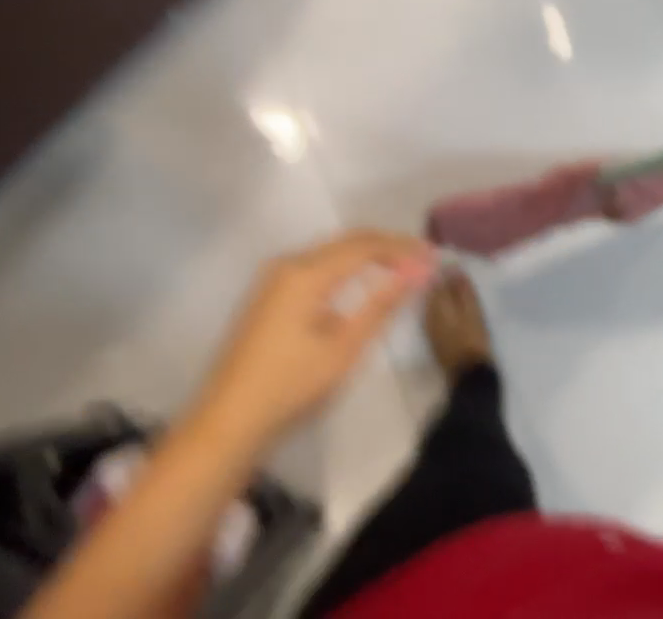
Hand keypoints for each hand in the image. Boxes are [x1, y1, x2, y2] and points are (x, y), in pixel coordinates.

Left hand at [194, 231, 436, 441]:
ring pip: (330, 251)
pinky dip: (345, 266)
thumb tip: (417, 272)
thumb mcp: (344, 348)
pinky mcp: (268, 294)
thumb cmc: (291, 386)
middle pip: (347, 241)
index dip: (402, 248)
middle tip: (422, 259)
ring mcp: (273, 278)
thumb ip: (381, 305)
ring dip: (367, 254)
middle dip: (387, 246)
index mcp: (306, 274)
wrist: (227, 421)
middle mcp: (288, 264)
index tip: (434, 256)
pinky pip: (316, 265)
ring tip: (400, 267)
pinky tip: (362, 281)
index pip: (365, 246)